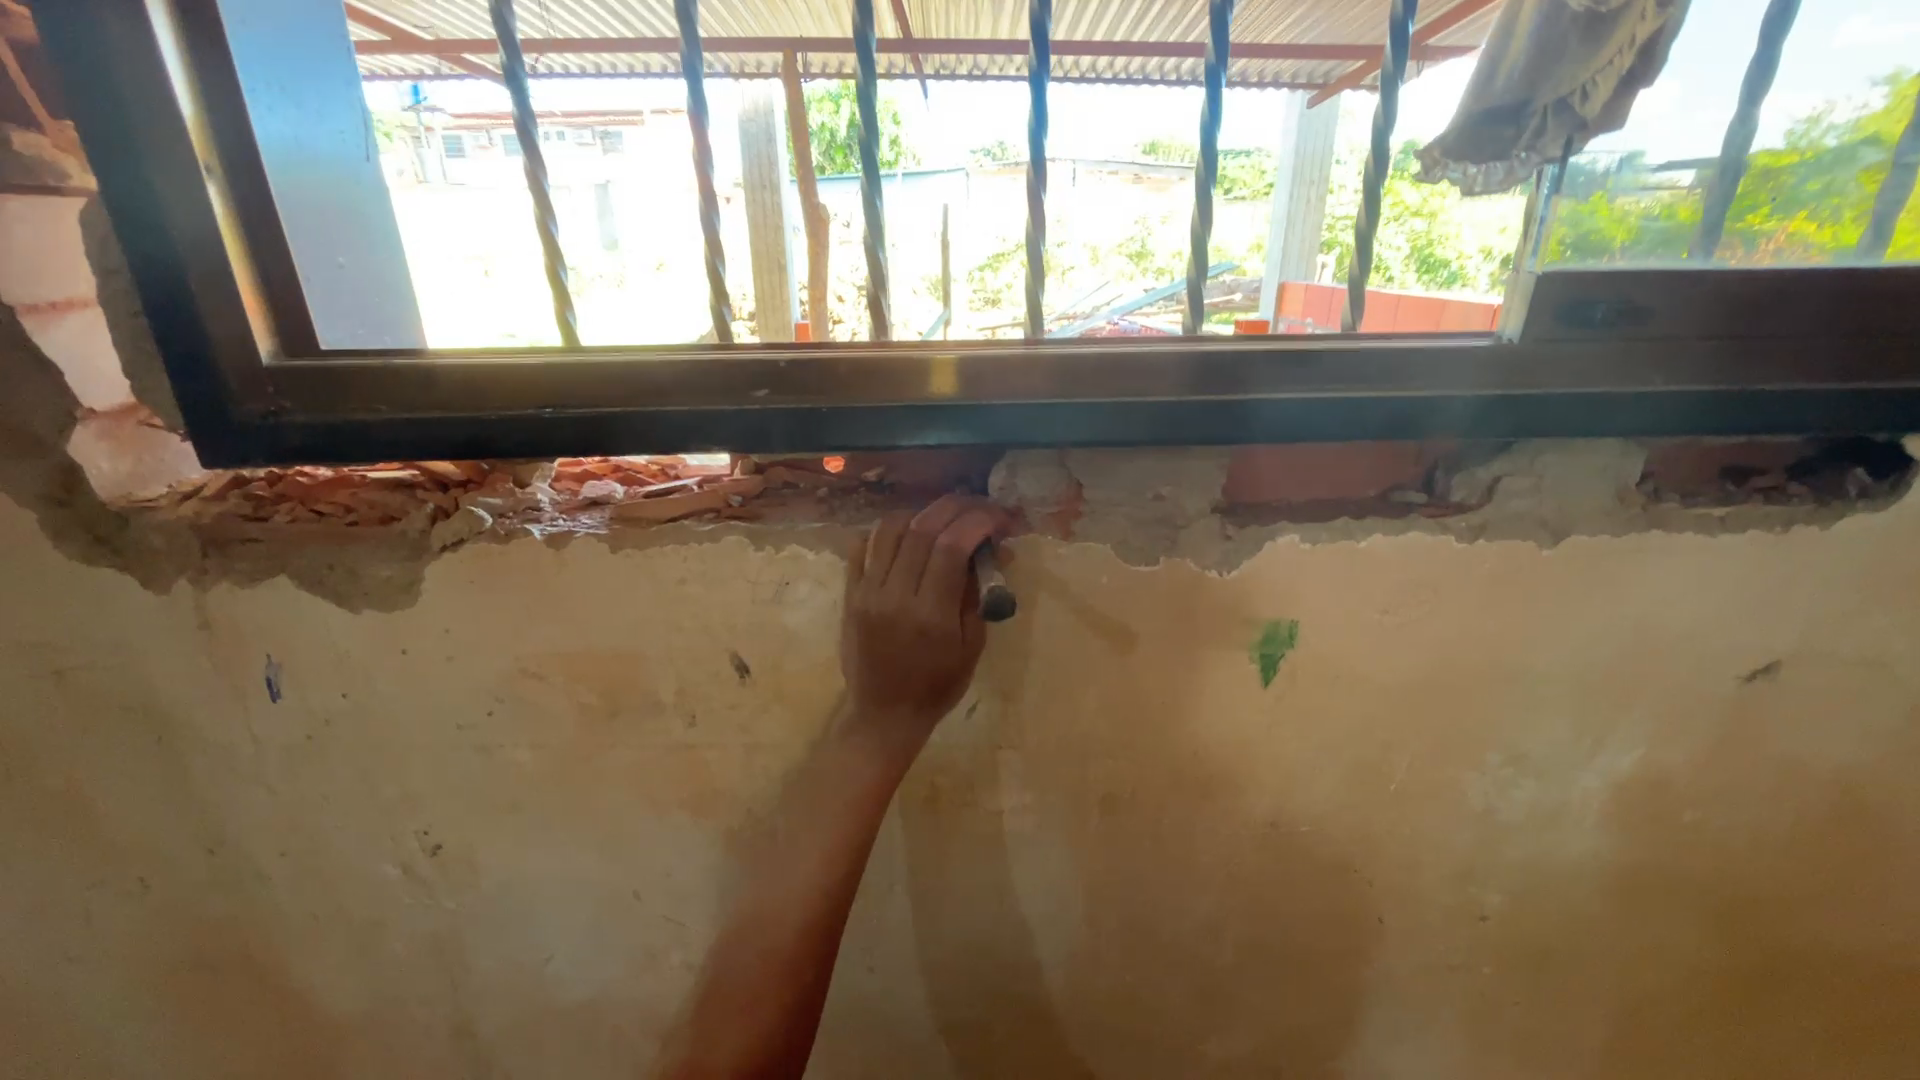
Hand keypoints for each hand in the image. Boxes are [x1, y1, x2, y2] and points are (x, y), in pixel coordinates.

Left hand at [840, 494, 1009, 749]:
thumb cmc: (937, 685)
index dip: (979, 521)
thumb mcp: (971, 646)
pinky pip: (862, 546)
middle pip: (922, 529)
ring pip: (890, 530)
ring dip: (921, 513)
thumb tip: (990, 550)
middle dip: (955, 507)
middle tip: (978, 505)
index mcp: (930, 614)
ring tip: (943, 518)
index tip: (999, 518)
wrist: (883, 713)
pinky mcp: (850, 593)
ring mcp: (866, 592)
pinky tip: (906, 535)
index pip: (951, 546)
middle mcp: (894, 596)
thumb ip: (977, 595)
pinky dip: (885, 531)